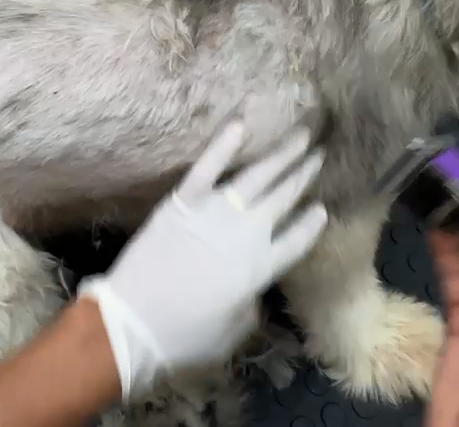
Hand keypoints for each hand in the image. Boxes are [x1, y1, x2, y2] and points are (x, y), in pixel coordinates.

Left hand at [79, 121, 328, 397]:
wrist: (136, 322)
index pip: (297, 240)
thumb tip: (253, 287)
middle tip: (319, 154)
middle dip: (303, 175)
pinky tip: (240, 123)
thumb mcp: (232, 331)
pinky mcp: (184, 200)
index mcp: (261, 269)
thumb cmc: (184, 335)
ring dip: (282, 154)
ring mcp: (215, 212)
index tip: (322, 208)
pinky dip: (224, 144)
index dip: (311, 224)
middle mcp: (246, 234)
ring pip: (258, 176)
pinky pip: (207, 166)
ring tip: (301, 136)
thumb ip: (251, 304)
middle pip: (283, 198)